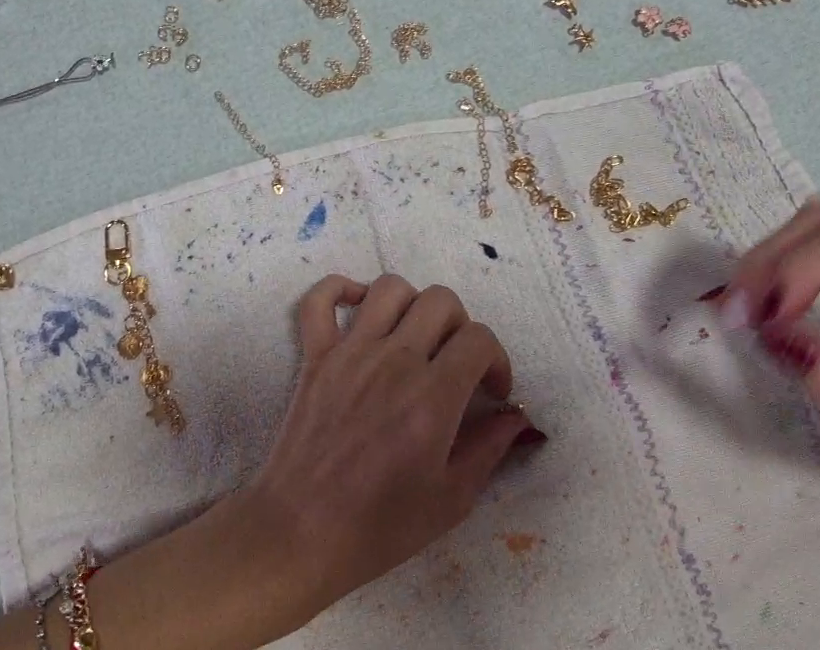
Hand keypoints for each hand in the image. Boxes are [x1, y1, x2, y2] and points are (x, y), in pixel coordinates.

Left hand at [245, 274, 542, 618]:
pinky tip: (359, 308)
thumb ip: (489, 449)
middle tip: (457, 364)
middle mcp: (394, 360)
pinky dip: (340, 290)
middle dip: (461, 326)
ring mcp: (350, 352)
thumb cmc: (380, 526)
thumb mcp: (450, 500)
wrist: (301, 531)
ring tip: (415, 338)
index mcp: (433, 396)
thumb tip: (517, 418)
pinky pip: (320, 300)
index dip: (497, 359)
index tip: (493, 391)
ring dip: (412, 304)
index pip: (479, 339)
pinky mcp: (314, 356)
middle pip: (440, 301)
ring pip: (389, 288)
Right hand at [722, 198, 819, 504]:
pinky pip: (812, 250)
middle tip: (738, 310)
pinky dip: (776, 268)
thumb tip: (779, 338)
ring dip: (770, 258)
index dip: (808, 263)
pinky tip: (763, 305)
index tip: (771, 315)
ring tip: (745, 308)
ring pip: (816, 227)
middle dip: (776, 257)